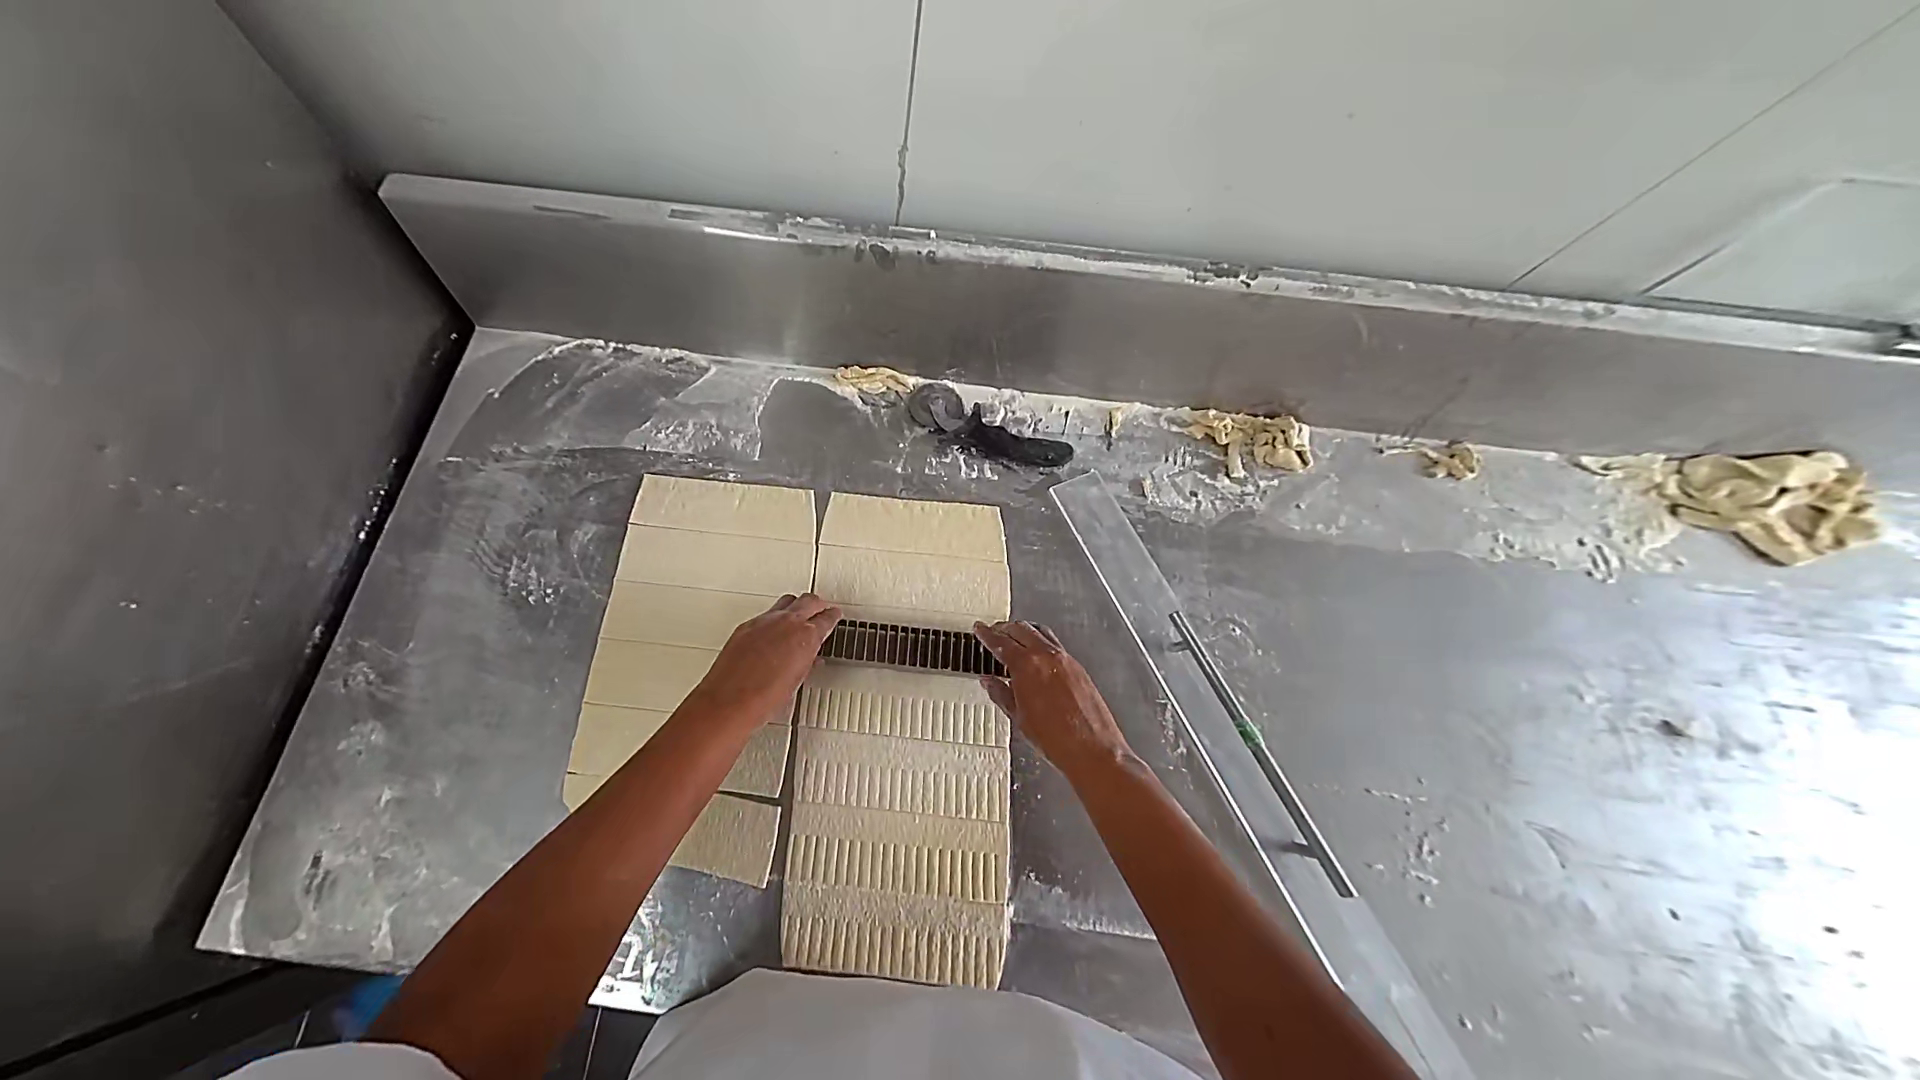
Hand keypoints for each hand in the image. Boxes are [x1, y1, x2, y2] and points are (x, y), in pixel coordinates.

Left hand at [683, 594, 841, 729]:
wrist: (730, 701)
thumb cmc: (762, 697)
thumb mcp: (798, 680)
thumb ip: (807, 662)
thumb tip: (810, 659)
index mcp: (806, 635)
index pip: (826, 618)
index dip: (833, 616)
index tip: (834, 615)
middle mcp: (786, 622)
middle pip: (809, 601)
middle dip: (818, 604)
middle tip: (822, 608)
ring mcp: (765, 622)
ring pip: (787, 601)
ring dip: (796, 605)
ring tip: (800, 612)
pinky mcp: (746, 626)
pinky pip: (766, 613)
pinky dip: (775, 616)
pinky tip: (774, 626)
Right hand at [974, 620, 1135, 777]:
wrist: (1092, 749)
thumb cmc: (1058, 739)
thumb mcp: (1018, 717)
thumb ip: (1001, 694)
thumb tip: (990, 683)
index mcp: (1026, 666)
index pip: (1001, 642)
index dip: (987, 634)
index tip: (980, 629)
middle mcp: (1046, 656)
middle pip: (1021, 630)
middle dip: (1004, 629)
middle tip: (993, 631)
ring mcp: (1065, 659)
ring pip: (1040, 633)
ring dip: (1024, 631)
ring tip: (1014, 637)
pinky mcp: (1078, 667)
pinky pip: (1055, 644)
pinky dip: (1041, 642)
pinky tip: (1038, 654)